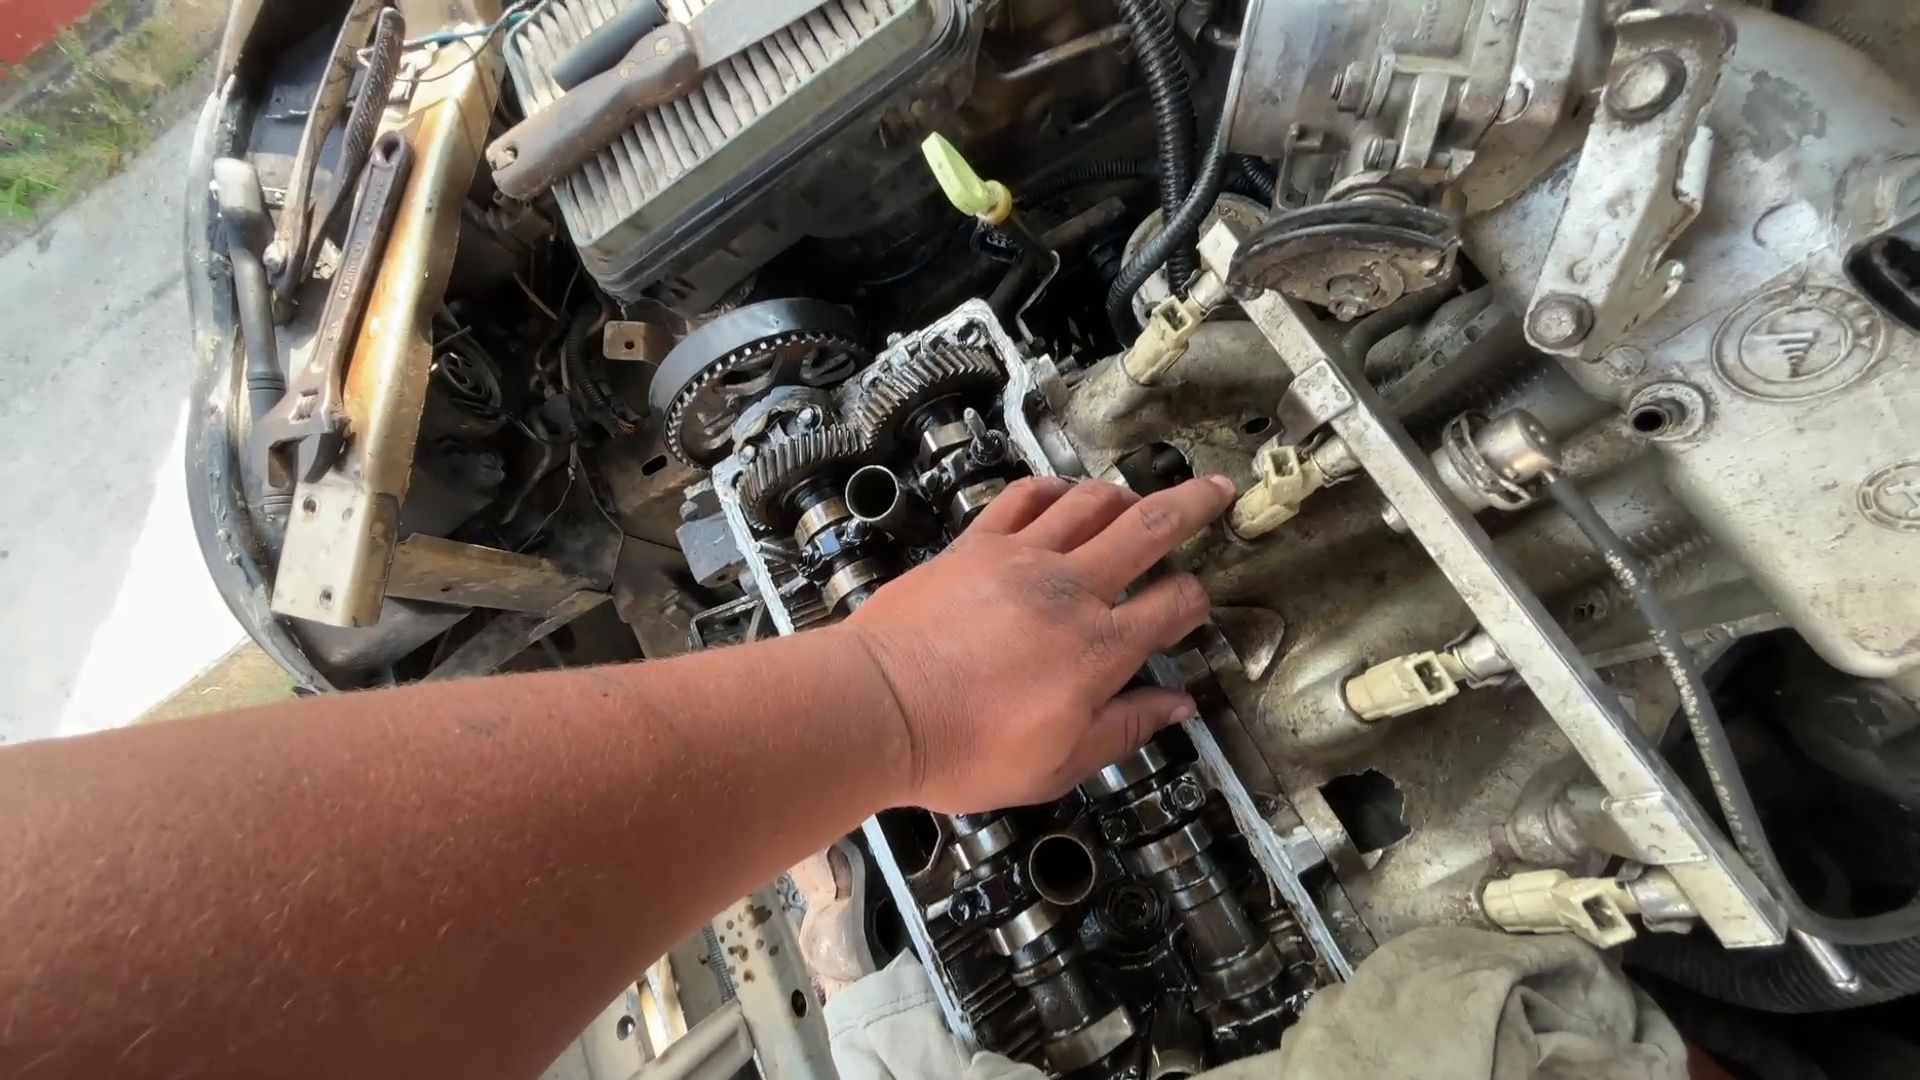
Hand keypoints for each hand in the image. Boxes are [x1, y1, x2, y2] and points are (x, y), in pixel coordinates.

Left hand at [842, 475, 1235, 813]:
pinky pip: (1021, 497)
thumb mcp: (1056, 765)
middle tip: (1219, 488)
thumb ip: (1124, 729)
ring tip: (1136, 498)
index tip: (1194, 605)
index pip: (1173, 606)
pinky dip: (1050, 488)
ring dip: (1122, 495)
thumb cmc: (964, 750)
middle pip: (1147, 529)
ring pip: (1088, 503)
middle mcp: (1070, 590)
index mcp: (1098, 649)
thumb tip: (1180, 704)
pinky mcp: (974, 544)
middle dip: (1192, 505)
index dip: (1195, 602)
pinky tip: (1062, 493)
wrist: (878, 709)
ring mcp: (1020, 558)